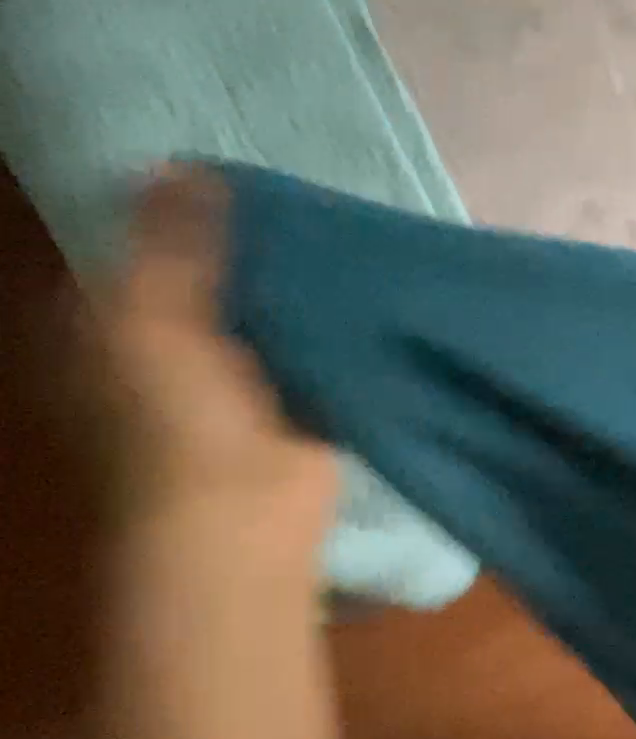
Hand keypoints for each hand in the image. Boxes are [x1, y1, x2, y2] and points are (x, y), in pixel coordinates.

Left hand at [78, 167, 335, 555]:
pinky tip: (364, 302)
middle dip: (256, 252)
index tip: (242, 185)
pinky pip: (314, 353)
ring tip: (344, 246)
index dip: (185, 215)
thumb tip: (187, 165)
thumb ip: (171, 244)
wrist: (245, 515)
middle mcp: (168, 345)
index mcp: (109, 321)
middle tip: (305, 210)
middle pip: (214, 280)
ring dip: (301, 292)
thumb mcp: (151, 316)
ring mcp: (237, 379)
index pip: (145, 248)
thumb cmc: (177, 420)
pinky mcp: (297, 402)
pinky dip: (335, 332)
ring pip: (269, 316)